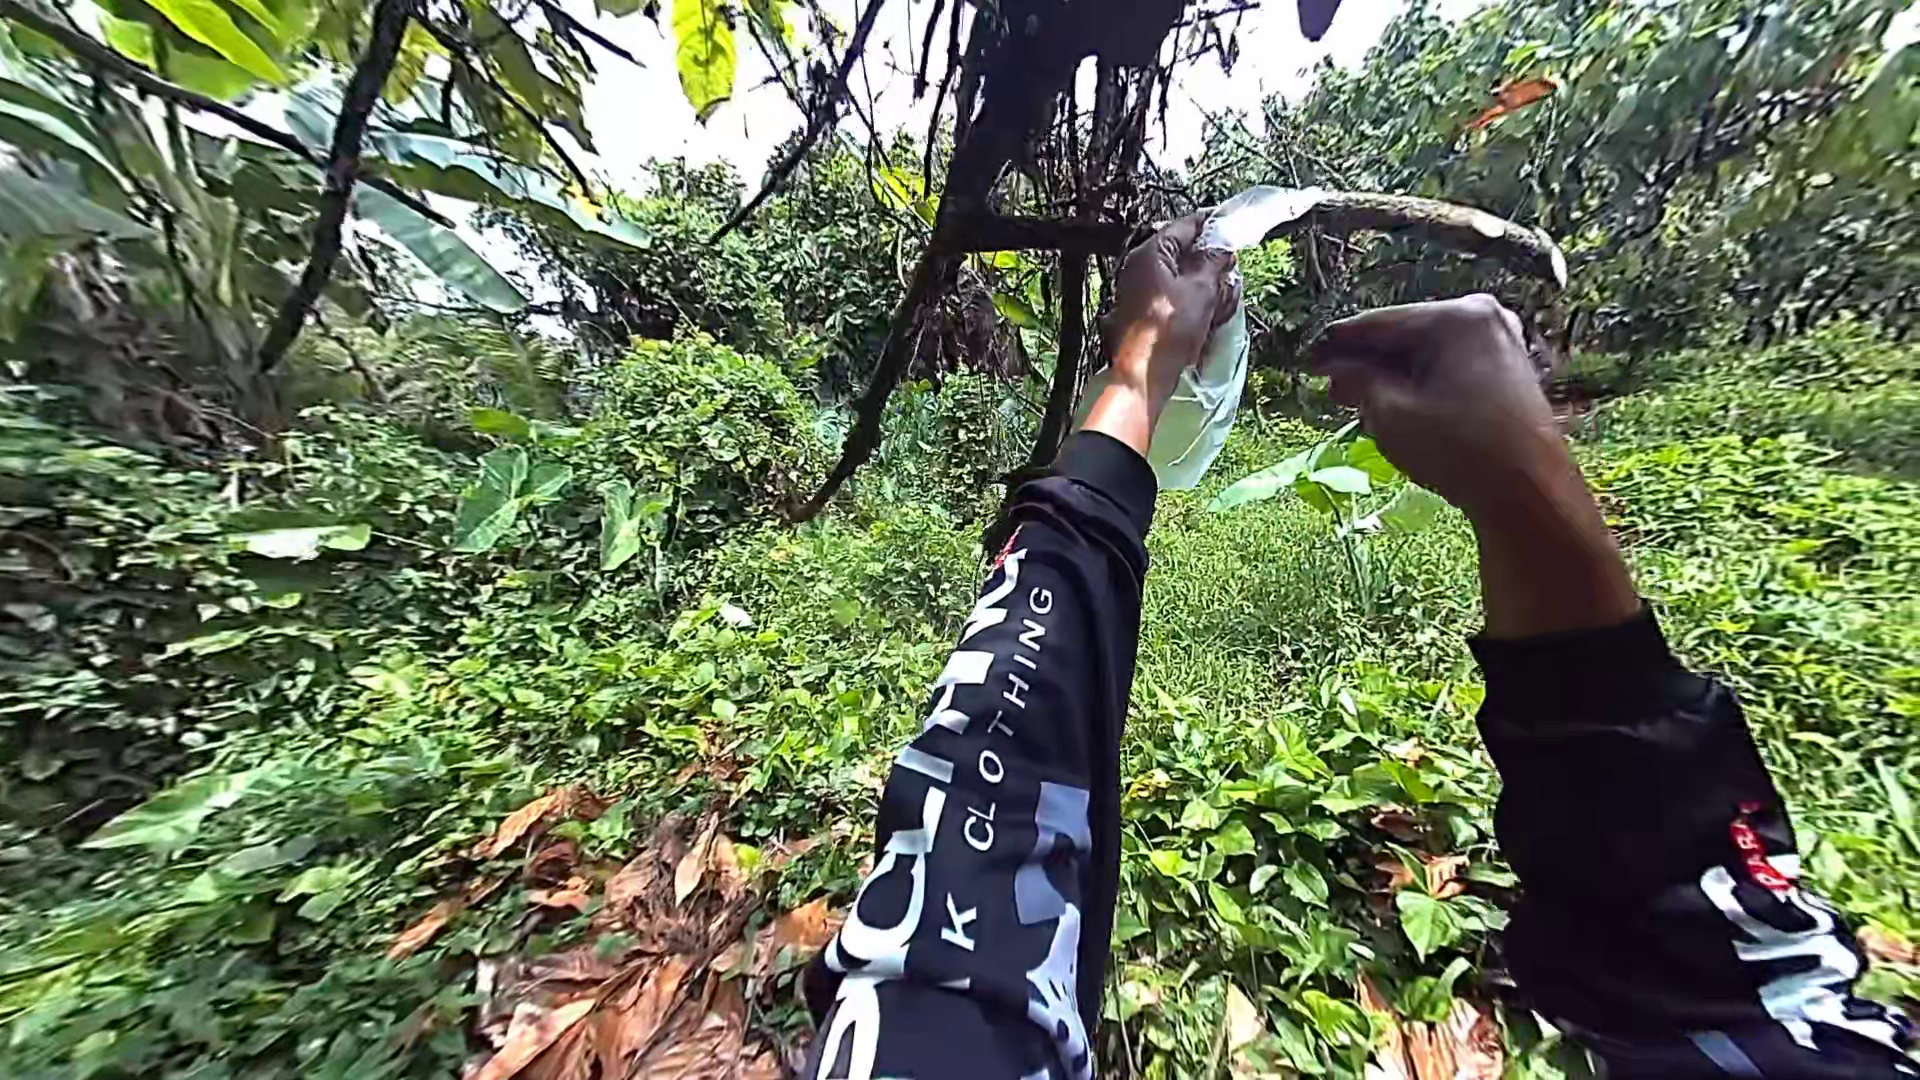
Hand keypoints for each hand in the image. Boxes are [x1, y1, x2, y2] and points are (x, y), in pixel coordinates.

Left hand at [1083, 215, 1237, 456]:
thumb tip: (1220, 248)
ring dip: (1199, 284)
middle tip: (1228, 270)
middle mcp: (1135, 270)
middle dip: (1207, 260)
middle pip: (1179, 253)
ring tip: (1219, 297)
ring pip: (1175, 278)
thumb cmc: (1169, 330)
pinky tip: (1202, 316)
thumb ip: (1213, 261)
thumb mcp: (1201, 289)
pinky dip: (1186, 302)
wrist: (1143, 376)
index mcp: (1148, 254)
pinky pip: (1167, 300)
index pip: (1185, 226)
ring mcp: (1134, 294)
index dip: (1212, 226)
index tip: (1233, 229)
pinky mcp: (1137, 317)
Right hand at [1309, 294, 1553, 516]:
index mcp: (1453, 318)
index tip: (1305, 362)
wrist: (1524, 487)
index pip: (1375, 325)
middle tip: (1329, 388)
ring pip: (1419, 351)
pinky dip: (1411, 381)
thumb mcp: (1387, 411)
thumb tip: (1334, 367)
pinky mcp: (1501, 366)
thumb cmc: (1453, 446)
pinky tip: (1389, 405)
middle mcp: (1479, 317)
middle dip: (1360, 362)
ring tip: (1355, 403)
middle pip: (1399, 336)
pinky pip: (1440, 364)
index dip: (1333, 345)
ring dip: (1383, 375)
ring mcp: (1495, 340)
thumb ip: (1355, 380)